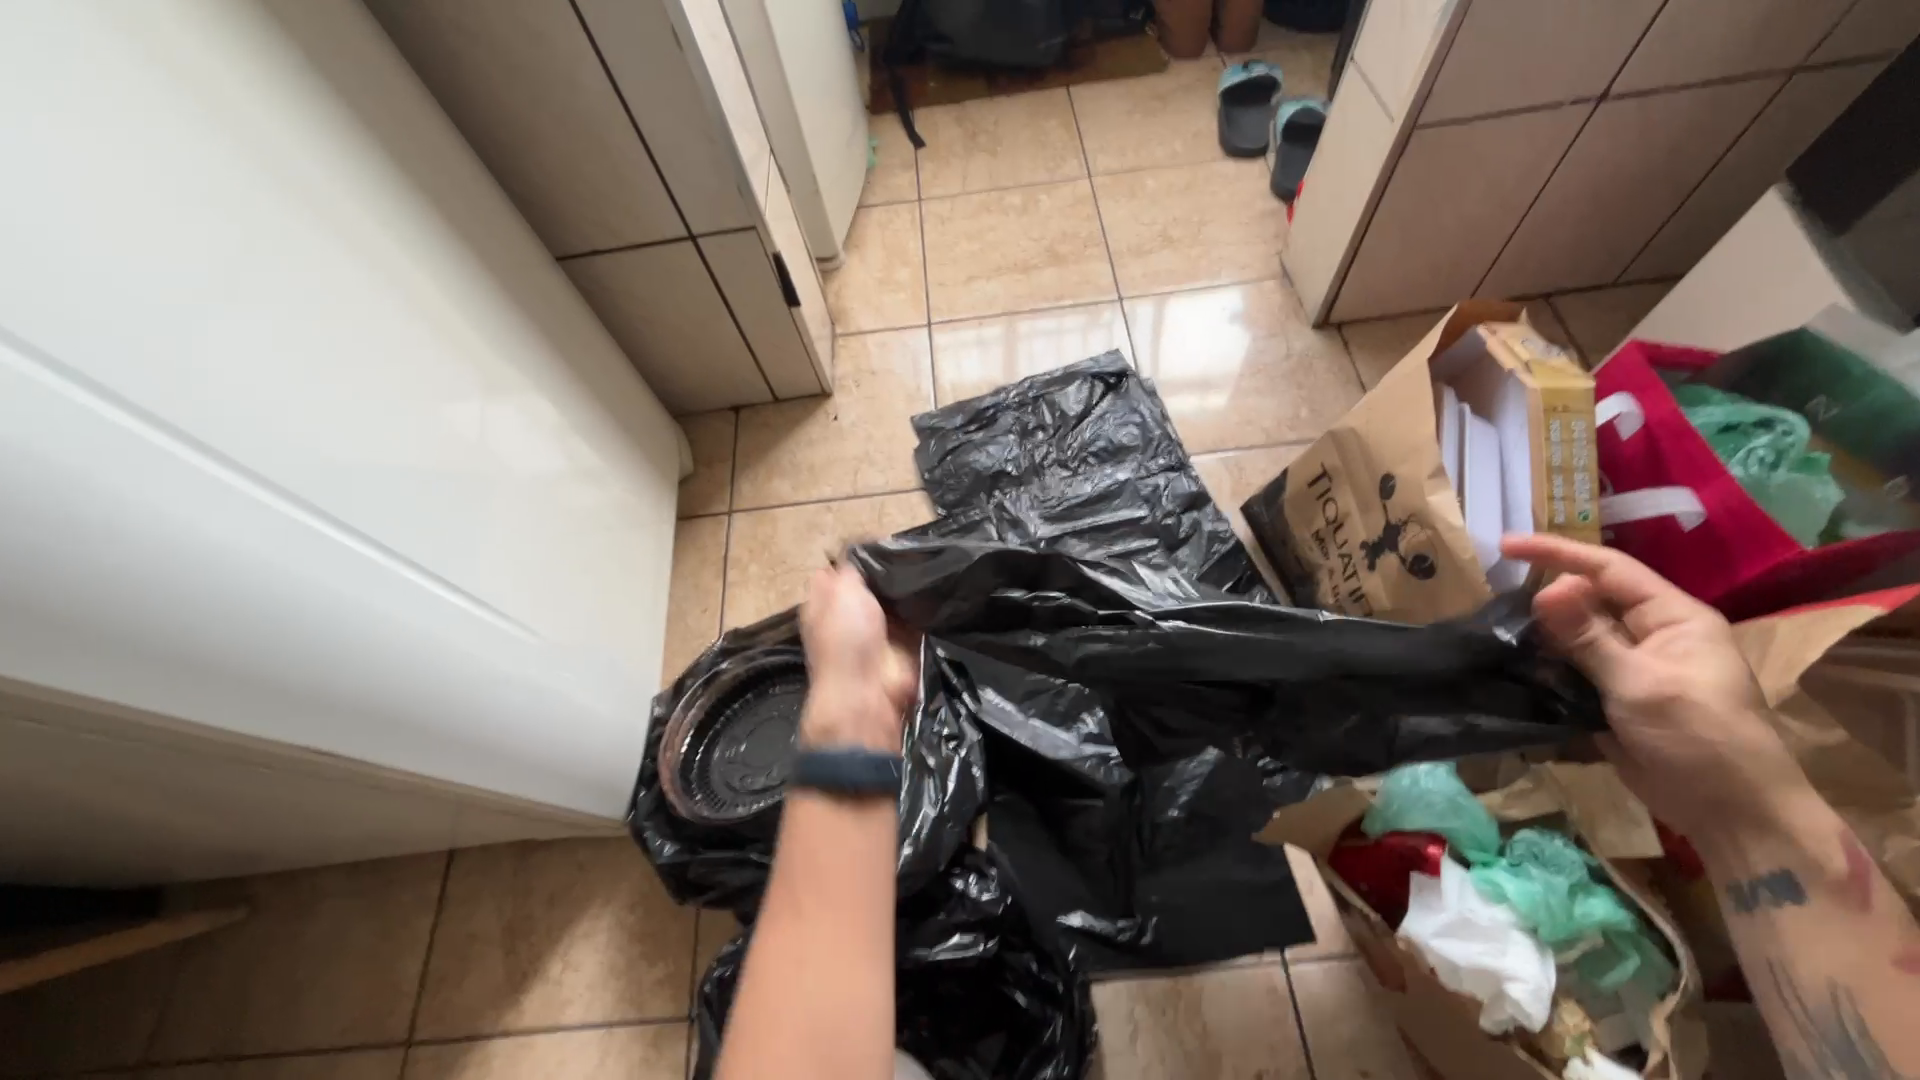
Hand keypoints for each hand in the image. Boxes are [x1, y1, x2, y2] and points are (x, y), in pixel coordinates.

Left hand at [797, 562, 917, 751]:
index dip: (857, 554)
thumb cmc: (845, 638)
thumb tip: (855, 551)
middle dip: (888, 568)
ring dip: (908, 585)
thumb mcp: (840, 591)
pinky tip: (935, 587)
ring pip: (896, 596)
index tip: (880, 540)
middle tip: (908, 548)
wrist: (869, 691)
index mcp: (826, 602)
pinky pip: (918, 615)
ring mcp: (879, 628)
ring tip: (926, 562)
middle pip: (872, 582)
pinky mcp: (906, 640)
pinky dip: (925, 605)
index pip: (840, 570)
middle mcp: (851, 614)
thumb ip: (848, 569)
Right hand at [1502, 534, 1813, 845]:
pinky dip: (1542, 664)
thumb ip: (1588, 637)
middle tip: (1490, 595)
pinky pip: (1569, 667)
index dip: (1558, 553)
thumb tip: (1545, 589)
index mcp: (1673, 618)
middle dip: (1542, 595)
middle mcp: (1650, 634)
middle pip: (1587, 599)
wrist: (1729, 813)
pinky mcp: (1610, 696)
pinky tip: (1512, 663)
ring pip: (1573, 634)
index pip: (1609, 570)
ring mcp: (1629, 666)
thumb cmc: (1699, 738)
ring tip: (1492, 629)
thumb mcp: (1641, 683)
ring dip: (1537, 633)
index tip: (1505, 545)